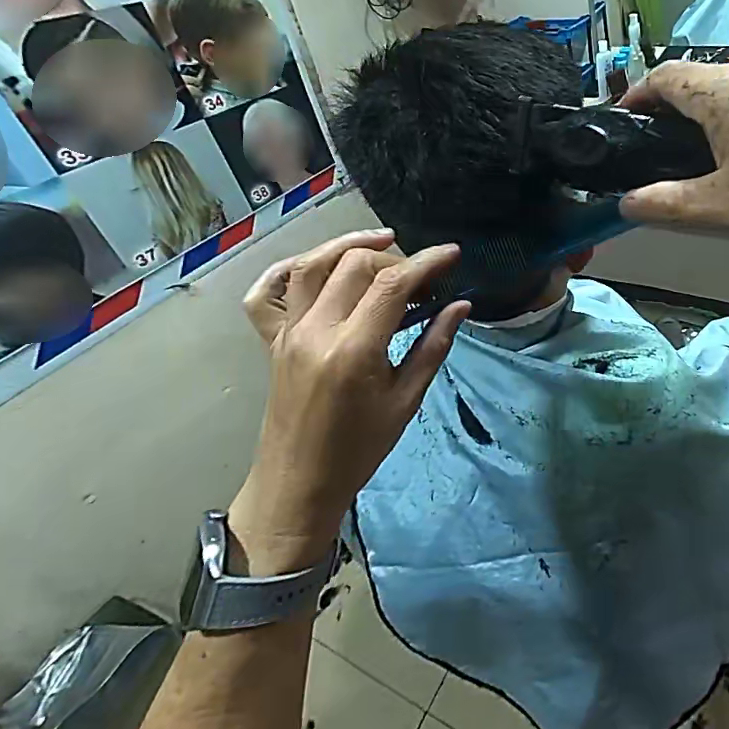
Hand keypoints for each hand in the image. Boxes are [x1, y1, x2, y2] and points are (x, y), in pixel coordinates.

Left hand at [231, 239, 470, 571]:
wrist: (297, 485)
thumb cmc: (359, 448)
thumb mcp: (407, 400)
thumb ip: (434, 345)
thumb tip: (462, 305)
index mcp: (353, 350)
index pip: (392, 284)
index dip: (427, 262)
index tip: (453, 254)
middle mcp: (315, 331)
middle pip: (355, 265)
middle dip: (397, 259)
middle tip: (425, 279)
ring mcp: (287, 333)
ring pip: (311, 265)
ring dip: (350, 246)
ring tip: (385, 243)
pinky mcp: (272, 340)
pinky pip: (266, 293)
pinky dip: (290, 268)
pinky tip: (320, 263)